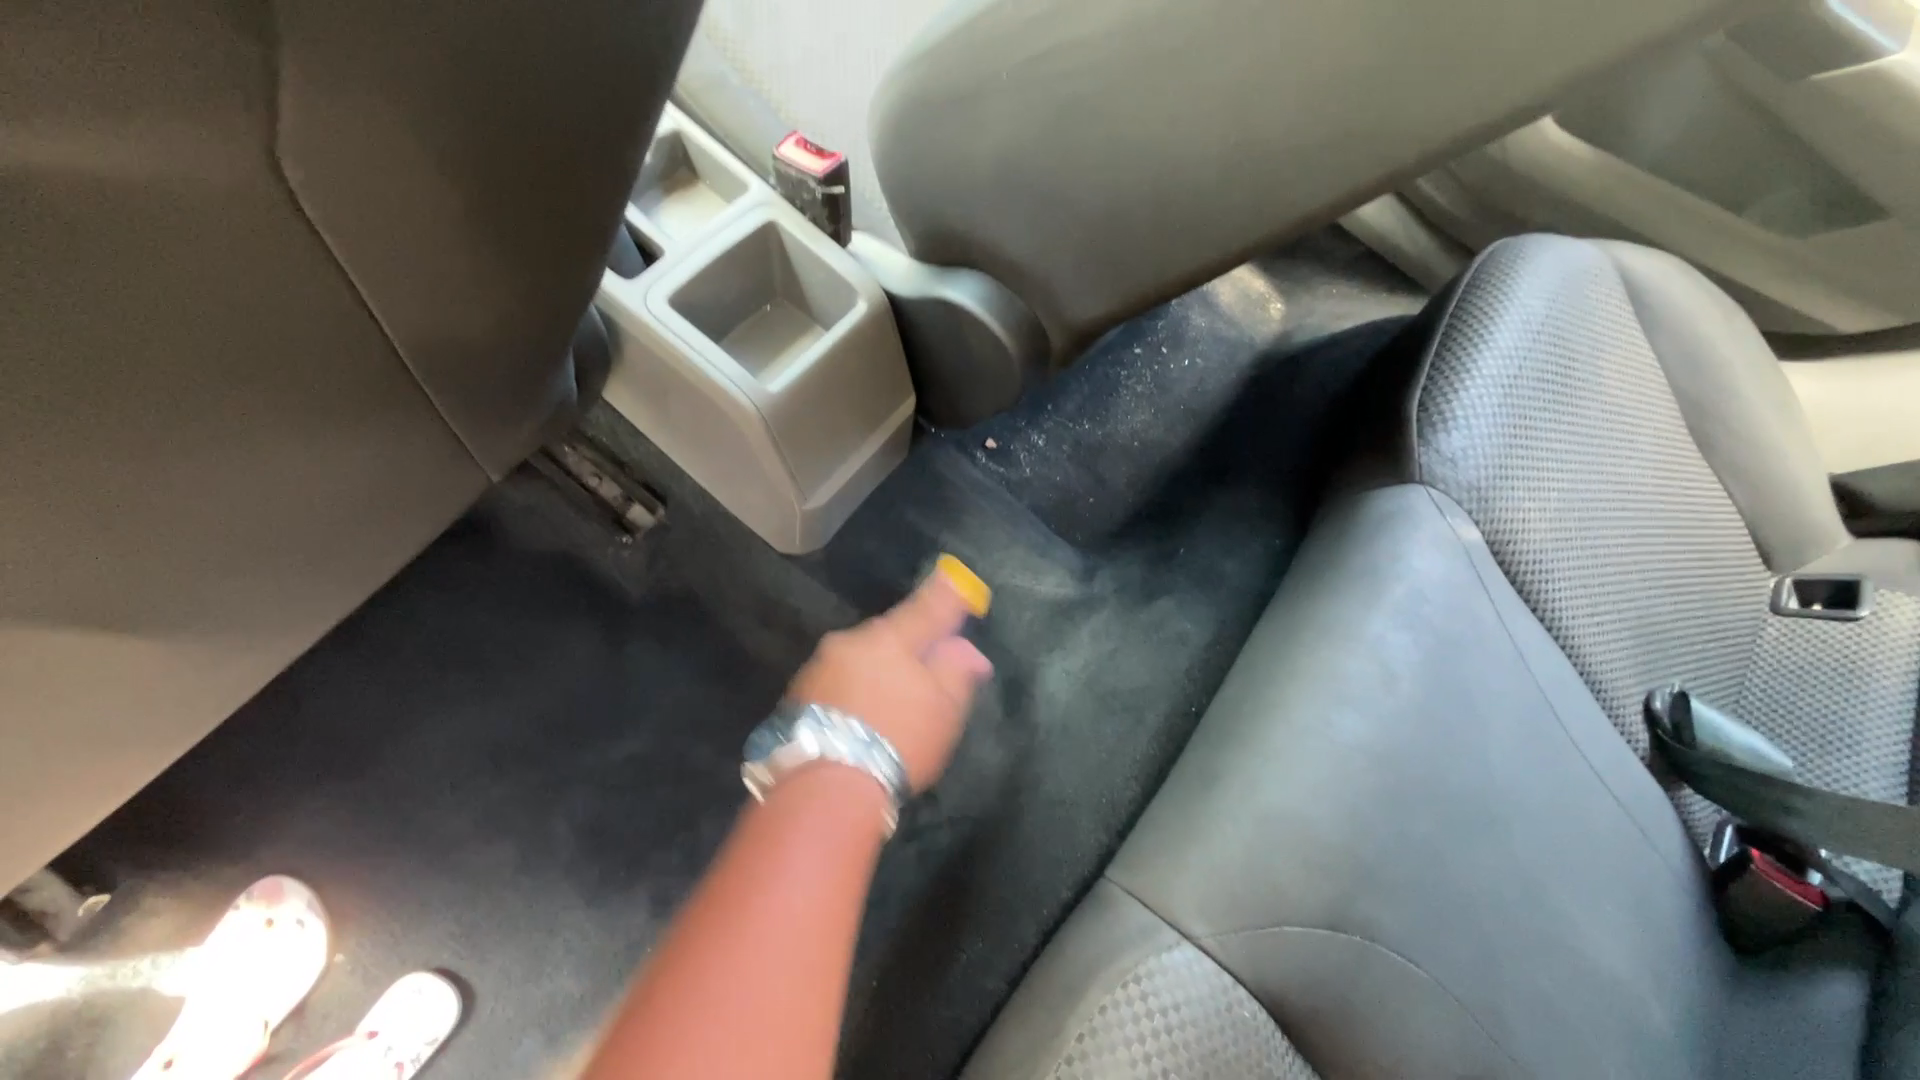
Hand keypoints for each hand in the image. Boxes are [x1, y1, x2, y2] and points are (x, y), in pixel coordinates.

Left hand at [787, 557, 993, 791]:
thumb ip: (958, 671)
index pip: (926, 607)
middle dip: (908, 646)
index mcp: (891, 638)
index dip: (945, 595)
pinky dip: (854, 693)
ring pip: (860, 660)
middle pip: (889, 635)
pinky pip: (838, 684)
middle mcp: (851, 642)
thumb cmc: (897, 741)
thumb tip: (967, 649)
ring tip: (892, 707)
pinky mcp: (797, 697)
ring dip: (877, 672)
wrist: (825, 787)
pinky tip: (862, 720)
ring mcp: (819, 667)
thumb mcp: (944, 710)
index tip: (955, 578)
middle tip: (927, 670)